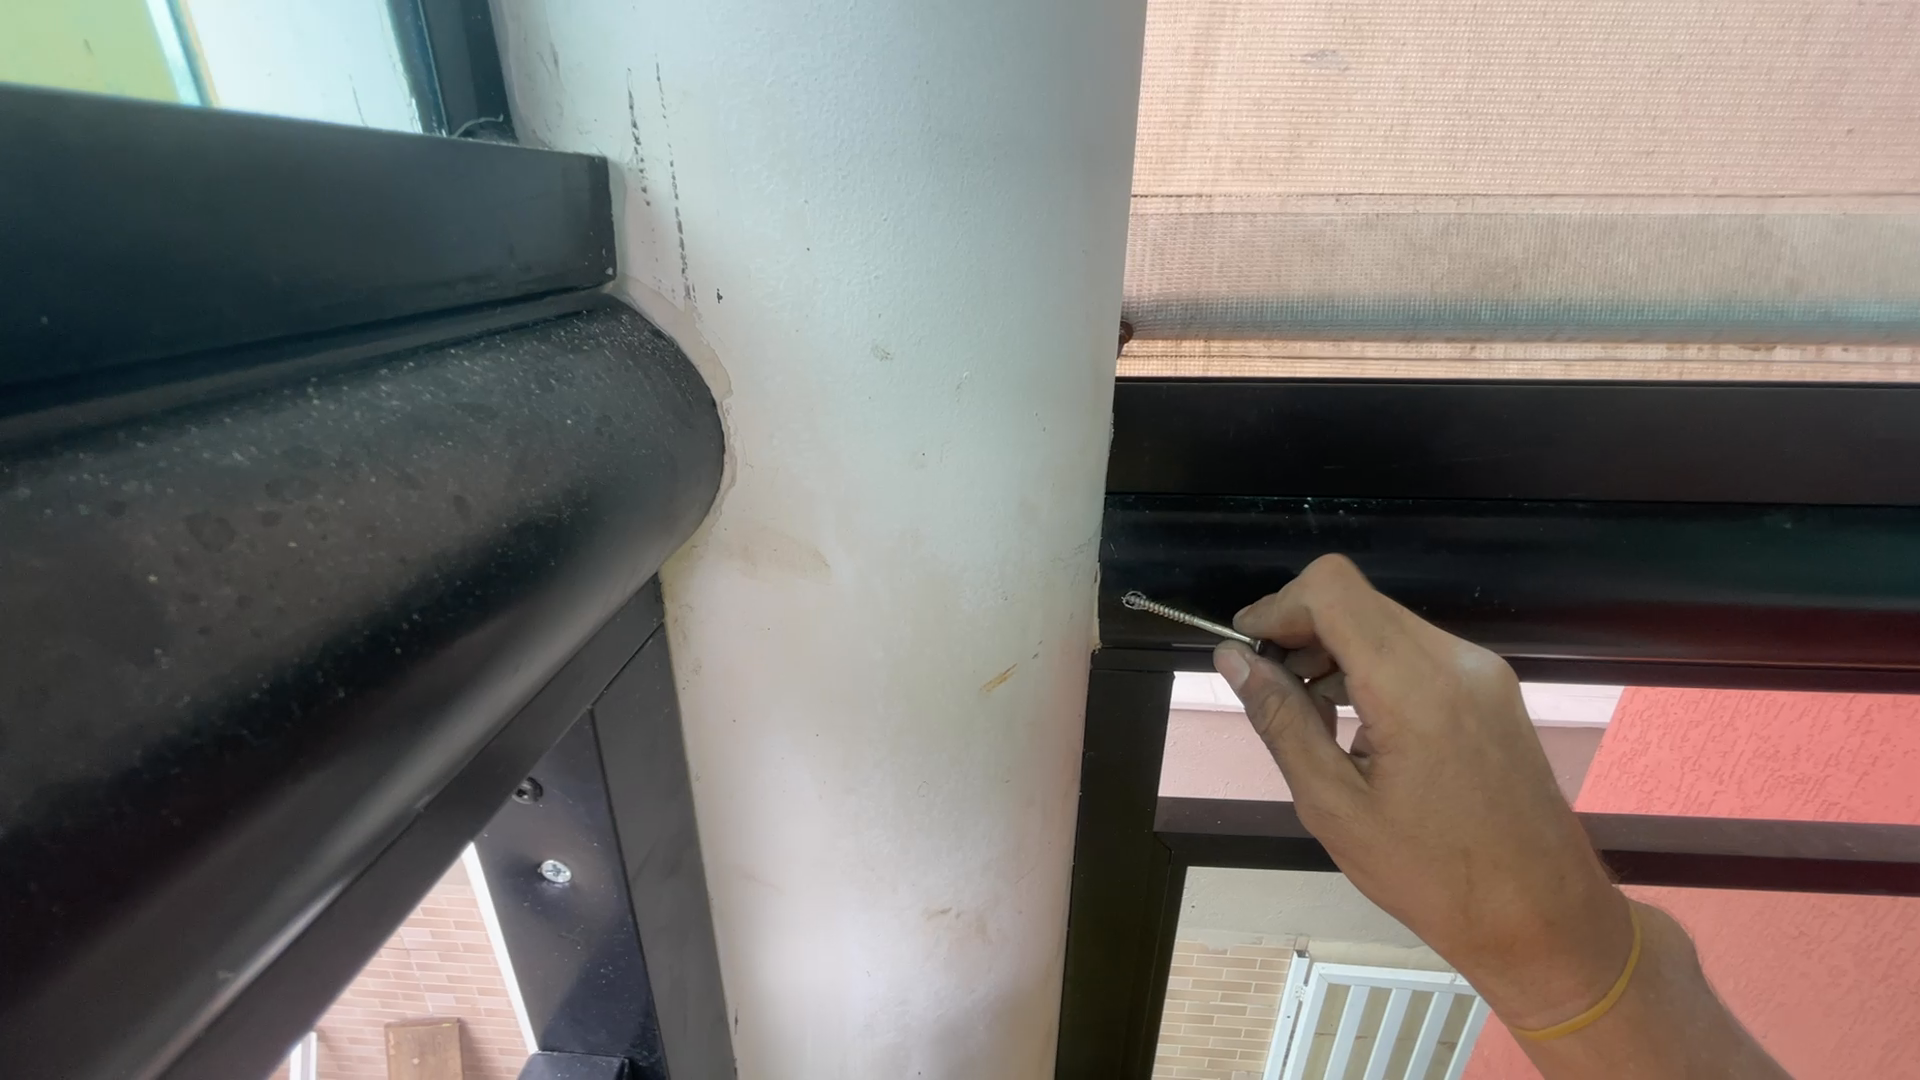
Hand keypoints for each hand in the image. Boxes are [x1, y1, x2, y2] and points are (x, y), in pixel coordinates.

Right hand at [1214, 555, 1633, 1029]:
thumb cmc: (1430, 876)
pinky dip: (1364, 661)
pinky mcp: (1489, 685)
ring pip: (1379, 617)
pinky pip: (1409, 645)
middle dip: (1297, 626)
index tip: (1246, 647)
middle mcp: (1454, 660)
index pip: (1332, 590)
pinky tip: (1352, 716)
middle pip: (1353, 597)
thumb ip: (1279, 718)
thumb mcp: (1332, 803)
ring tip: (1309, 709)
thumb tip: (1231, 659)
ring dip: (1329, 645)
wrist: (1547, 921)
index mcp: (1415, 688)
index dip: (1277, 605)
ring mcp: (1480, 669)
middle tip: (1268, 683)